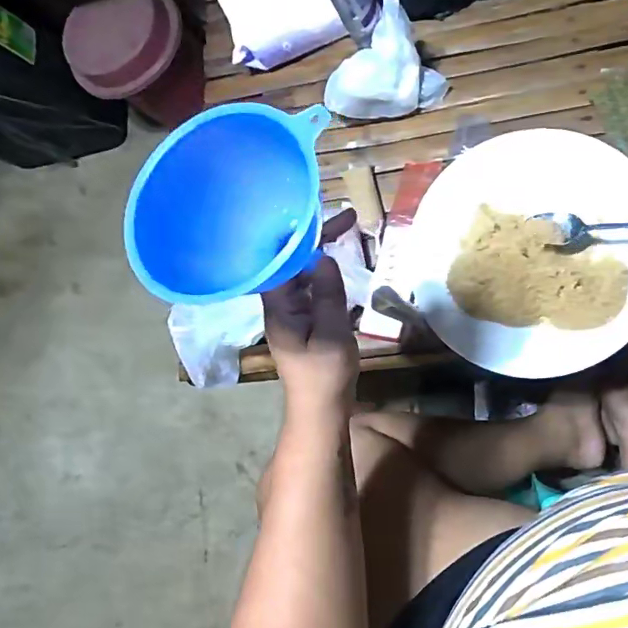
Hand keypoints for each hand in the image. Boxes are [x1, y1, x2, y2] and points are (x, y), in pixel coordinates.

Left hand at [263, 212, 359, 414]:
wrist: (321, 411)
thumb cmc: (324, 377)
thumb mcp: (332, 334)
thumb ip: (327, 295)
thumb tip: (324, 258)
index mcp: (278, 307)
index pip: (282, 261)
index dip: (302, 236)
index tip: (325, 216)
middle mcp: (279, 305)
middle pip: (291, 262)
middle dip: (316, 239)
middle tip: (349, 219)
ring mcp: (290, 313)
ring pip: (301, 274)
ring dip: (321, 253)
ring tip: (346, 231)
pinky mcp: (302, 321)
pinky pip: (310, 288)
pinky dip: (324, 273)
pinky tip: (340, 264)